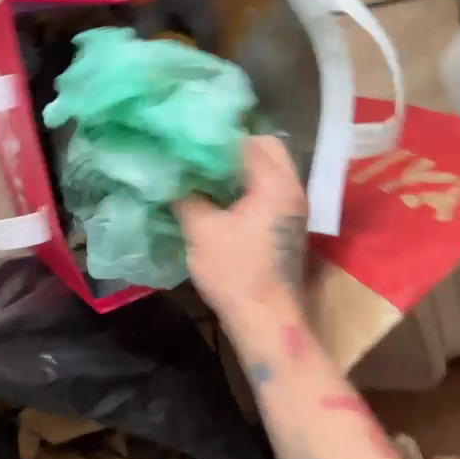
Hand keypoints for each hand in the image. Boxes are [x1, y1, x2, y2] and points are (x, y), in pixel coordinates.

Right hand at [175, 136, 307, 317]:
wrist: (266, 319)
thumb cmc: (235, 272)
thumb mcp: (201, 230)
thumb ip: (185, 195)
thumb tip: (168, 173)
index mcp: (276, 183)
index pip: (249, 141)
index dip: (216, 139)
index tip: (186, 142)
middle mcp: (292, 189)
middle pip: (265, 150)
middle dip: (230, 150)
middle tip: (195, 157)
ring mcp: (292, 209)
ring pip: (266, 171)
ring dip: (235, 170)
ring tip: (200, 175)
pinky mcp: (284, 226)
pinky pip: (265, 191)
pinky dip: (242, 188)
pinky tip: (214, 199)